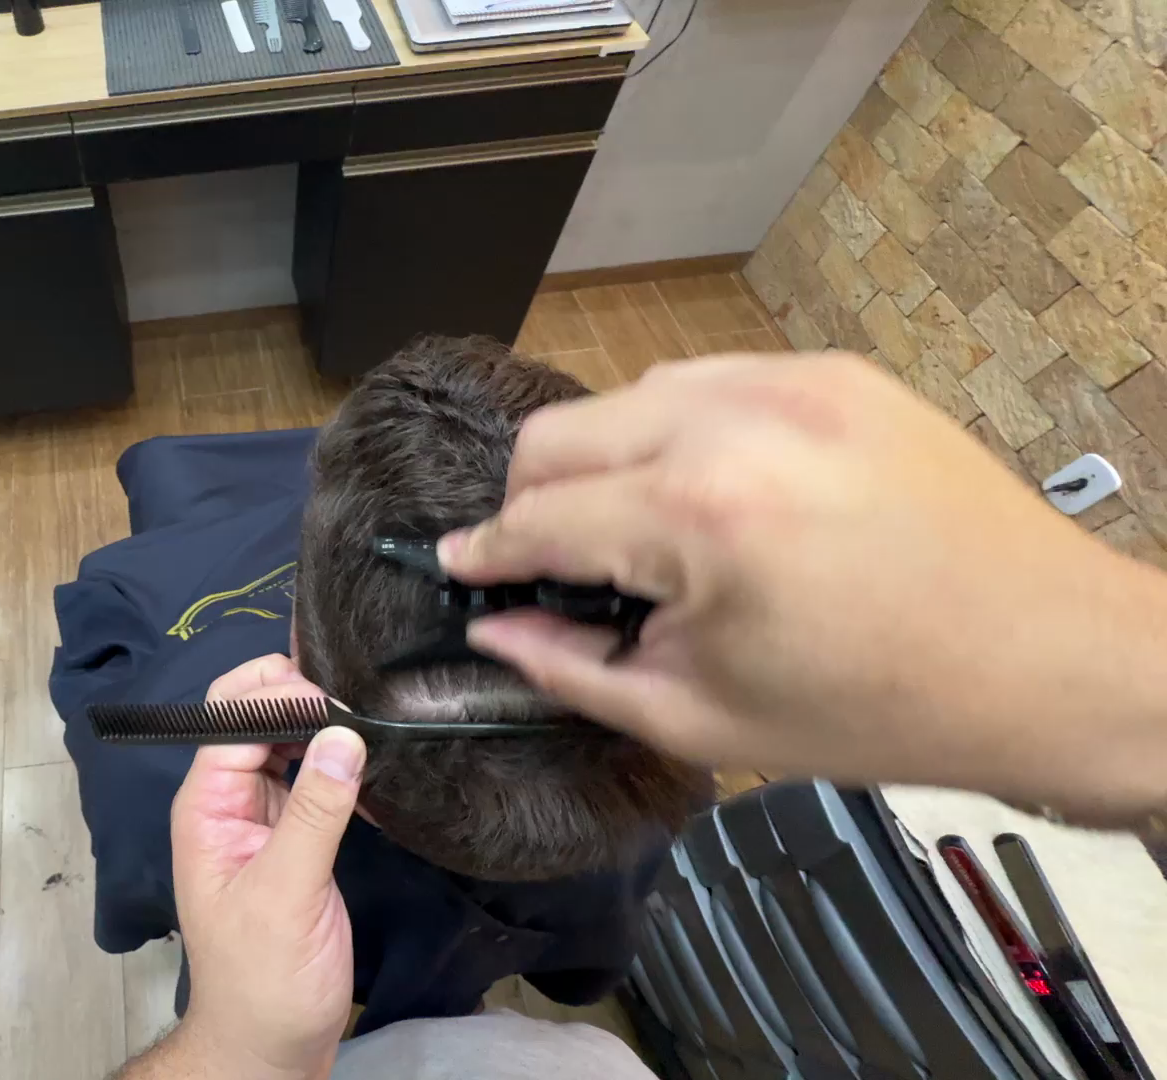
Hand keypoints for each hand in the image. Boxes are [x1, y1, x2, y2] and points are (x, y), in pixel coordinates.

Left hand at [157, 654, 364, 1079]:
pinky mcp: (290, 829)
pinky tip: (364, 756)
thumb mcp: (286, 894)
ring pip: (281, 737)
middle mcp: (227, 794)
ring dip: (317, 720)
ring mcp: (258, 810)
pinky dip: (332, 756)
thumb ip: (313, 813)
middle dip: (293, 693)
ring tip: (365, 712)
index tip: (334, 696)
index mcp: (207, 801)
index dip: (277, 694)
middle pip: (250, 715)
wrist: (269, 1045)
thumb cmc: (264, 977)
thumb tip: (344, 734)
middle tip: (352, 695)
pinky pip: (307, 773)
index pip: (231, 717)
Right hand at [439, 353, 1166, 821]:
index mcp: (697, 517)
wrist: (1069, 664)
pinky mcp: (822, 370)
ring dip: (594, 467)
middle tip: (550, 560)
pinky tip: (695, 489)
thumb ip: (564, 665)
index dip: (485, 552)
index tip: (456, 565)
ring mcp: (782, 381)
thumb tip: (490, 626)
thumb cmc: (870, 710)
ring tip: (634, 529)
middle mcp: (729, 423)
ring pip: (611, 404)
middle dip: (527, 502)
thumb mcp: (691, 714)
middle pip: (552, 438)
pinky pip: (685, 388)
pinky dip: (658, 437)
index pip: (536, 520)